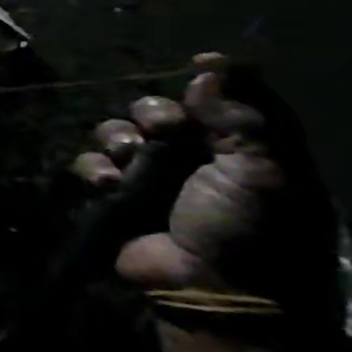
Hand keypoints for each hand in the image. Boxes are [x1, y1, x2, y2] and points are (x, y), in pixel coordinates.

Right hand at [71, 54, 334, 310]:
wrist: (205, 286)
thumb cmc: (245, 227)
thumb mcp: (261, 171)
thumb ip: (240, 118)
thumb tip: (208, 67)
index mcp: (240, 150)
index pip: (220, 100)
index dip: (207, 82)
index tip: (193, 65)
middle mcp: (194, 157)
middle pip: (156, 110)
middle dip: (150, 113)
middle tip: (159, 129)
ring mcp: (149, 176)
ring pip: (116, 132)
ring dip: (117, 140)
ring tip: (127, 160)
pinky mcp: (113, 194)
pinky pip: (90, 164)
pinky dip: (95, 169)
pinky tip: (108, 184)